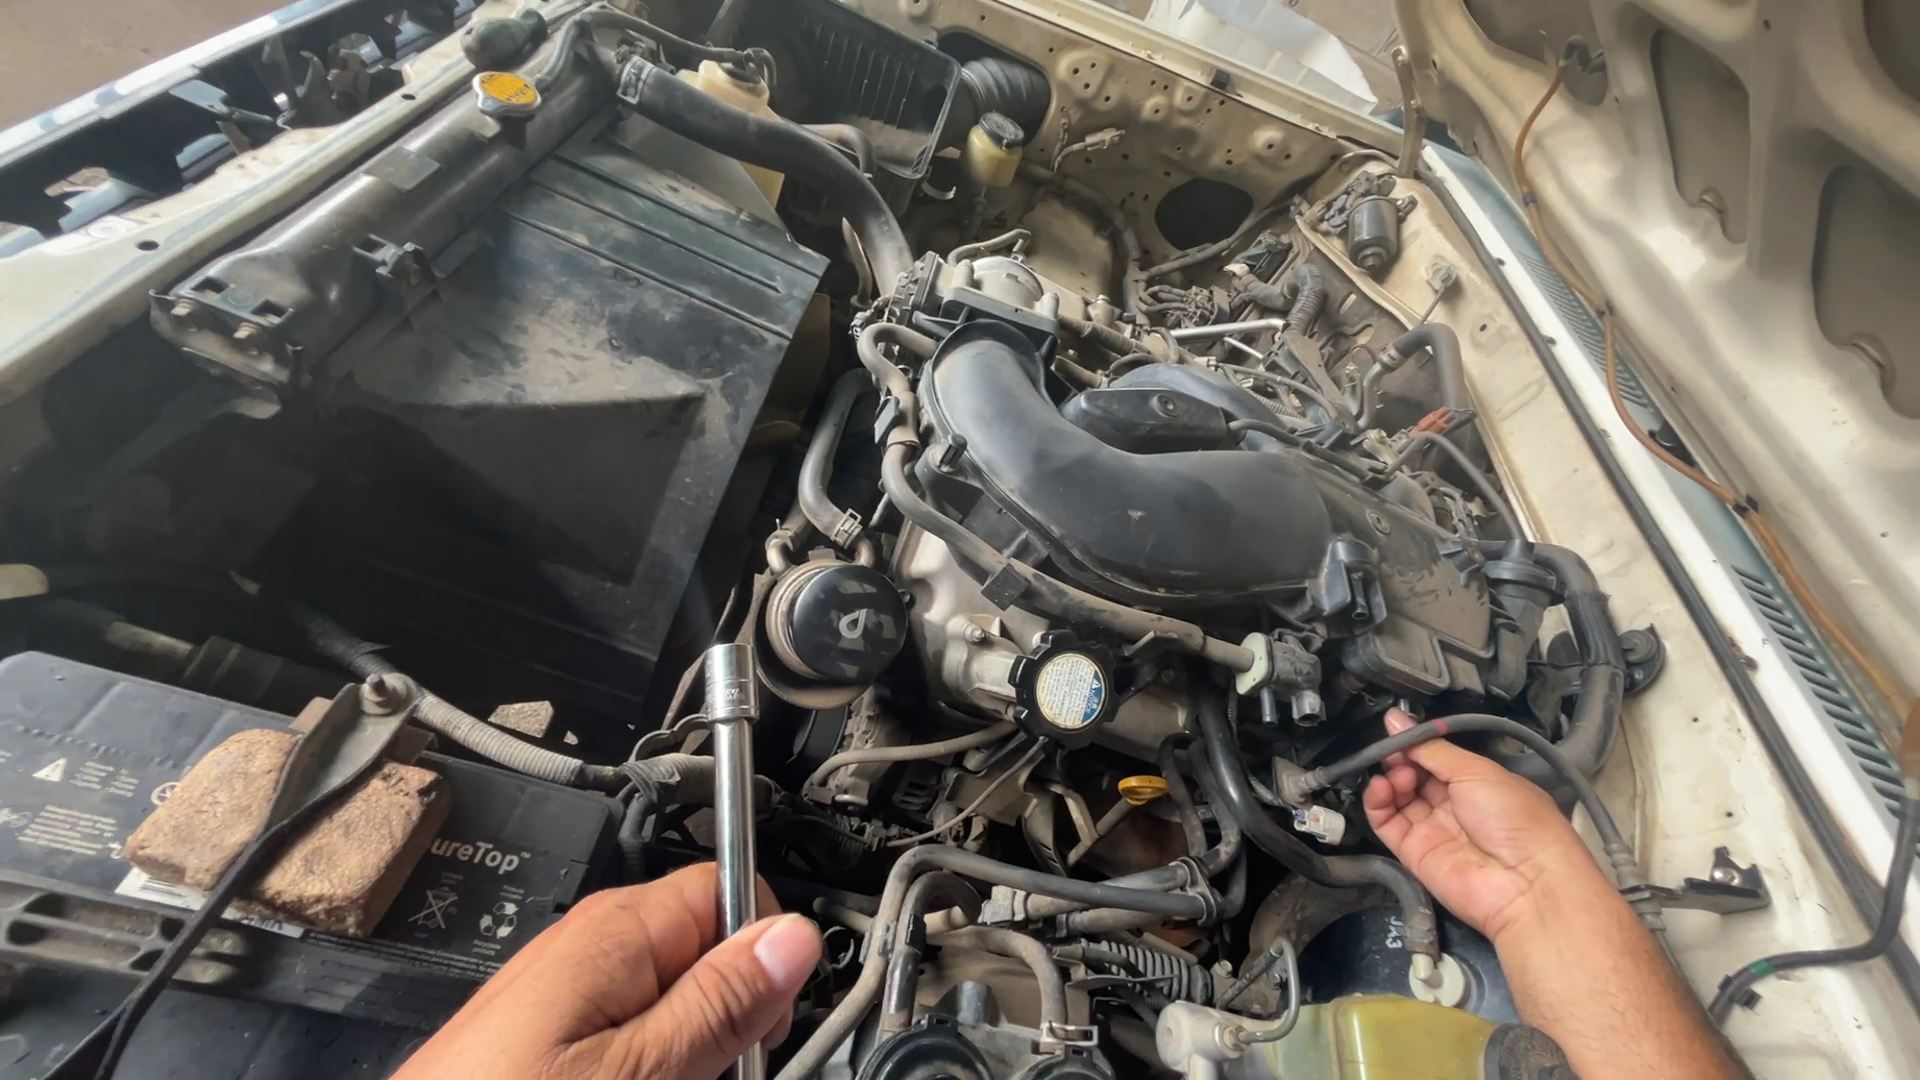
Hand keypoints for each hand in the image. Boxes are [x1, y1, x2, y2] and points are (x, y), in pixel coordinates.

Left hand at [395, 863, 822, 1079]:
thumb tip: (794, 936)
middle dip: (725, 1010)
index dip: (761, 951)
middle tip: (706, 1074)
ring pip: (673, 995)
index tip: (761, 1021)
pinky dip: (647, 1062)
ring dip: (688, 1046)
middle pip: (706, 944)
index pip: (732, 887)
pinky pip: (629, 1026)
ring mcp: (566, 987)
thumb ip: (720, 1002)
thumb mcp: (635, 1078)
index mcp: (618, 929)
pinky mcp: (546, 1030)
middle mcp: (592, 941)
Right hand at [1361, 708, 1605, 941]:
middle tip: (1395, 753)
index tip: (1396, 730)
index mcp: (1478, 784)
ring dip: (1391, 778)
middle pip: (1413, 774)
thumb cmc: (1514, 818)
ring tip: (1397, 774)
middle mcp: (1454, 805)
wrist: (1526, 886)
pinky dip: (1377, 801)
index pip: (1436, 757)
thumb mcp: (1476, 771)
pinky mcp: (1411, 850)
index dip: (1415, 744)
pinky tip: (1381, 787)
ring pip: (1397, 795)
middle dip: (1400, 759)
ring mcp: (1431, 828)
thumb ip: (1430, 746)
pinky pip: (1385, 820)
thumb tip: (1392, 716)